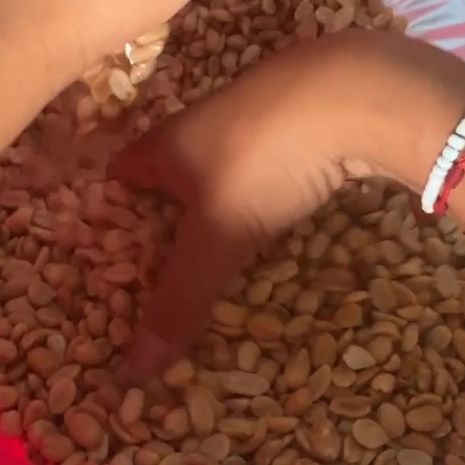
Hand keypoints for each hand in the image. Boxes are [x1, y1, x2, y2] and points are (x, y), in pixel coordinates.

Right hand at [110, 29, 464, 376]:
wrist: (354, 91)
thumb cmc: (264, 161)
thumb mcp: (217, 237)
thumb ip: (178, 301)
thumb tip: (129, 373)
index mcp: (166, 145)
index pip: (118, 177)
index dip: (111, 217)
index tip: (114, 260)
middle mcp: (201, 123)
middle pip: (170, 172)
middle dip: (168, 214)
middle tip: (171, 264)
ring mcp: (253, 111)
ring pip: (221, 162)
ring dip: (220, 198)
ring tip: (225, 244)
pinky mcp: (299, 112)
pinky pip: (268, 157)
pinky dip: (268, 185)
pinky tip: (284, 207)